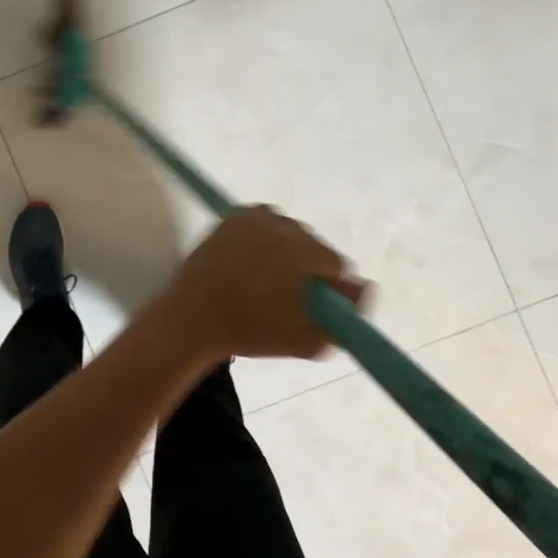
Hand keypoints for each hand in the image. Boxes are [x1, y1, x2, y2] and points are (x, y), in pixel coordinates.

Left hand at [165, 207, 371, 361]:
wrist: (193, 316)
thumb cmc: (252, 331)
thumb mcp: (309, 340)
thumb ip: (346, 317)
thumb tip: (364, 288)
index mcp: (302, 252)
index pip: (335, 263)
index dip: (330, 285)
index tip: (316, 303)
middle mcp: (280, 227)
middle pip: (311, 243)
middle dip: (308, 266)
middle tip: (289, 293)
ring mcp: (252, 218)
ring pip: (288, 230)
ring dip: (287, 249)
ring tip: (269, 277)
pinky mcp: (230, 217)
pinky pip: (262, 220)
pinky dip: (265, 234)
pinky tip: (255, 257)